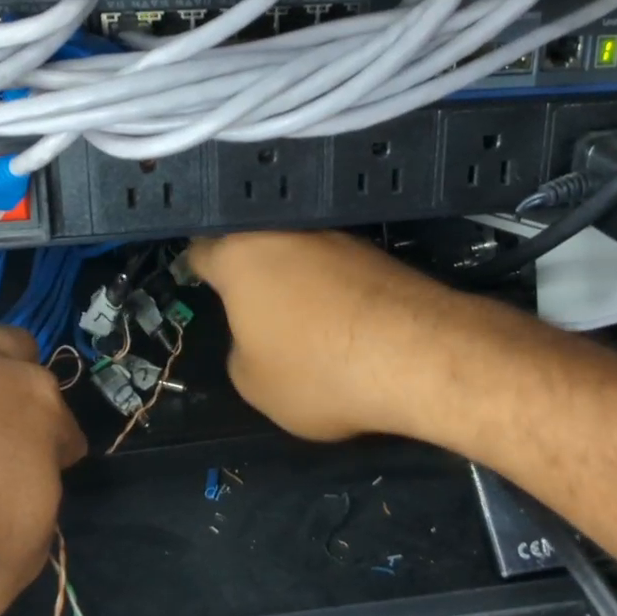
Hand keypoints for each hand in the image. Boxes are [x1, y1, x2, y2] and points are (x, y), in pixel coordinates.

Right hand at [189, 232, 481, 443]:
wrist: (419, 353)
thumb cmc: (318, 369)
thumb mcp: (253, 383)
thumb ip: (240, 350)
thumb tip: (256, 335)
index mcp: (240, 255)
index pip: (201, 252)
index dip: (197, 271)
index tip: (201, 286)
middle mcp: (284, 232)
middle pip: (254, 247)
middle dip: (251, 273)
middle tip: (250, 309)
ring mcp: (335, 236)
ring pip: (299, 256)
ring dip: (296, 281)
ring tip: (304, 322)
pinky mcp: (376, 251)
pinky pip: (338, 269)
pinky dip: (335, 291)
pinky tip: (343, 322)